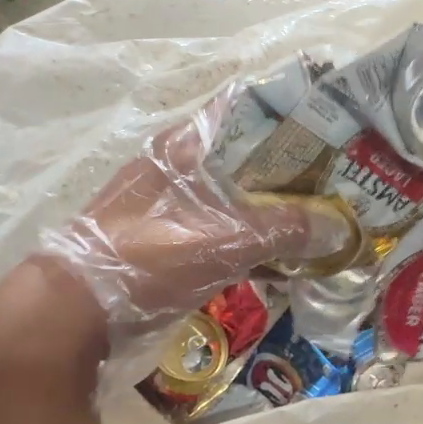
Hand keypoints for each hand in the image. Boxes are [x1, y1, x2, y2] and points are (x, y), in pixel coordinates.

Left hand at [39, 91, 350, 327]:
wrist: (75, 312)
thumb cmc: (146, 256)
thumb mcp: (224, 238)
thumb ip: (287, 228)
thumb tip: (342, 229)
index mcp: (186, 146)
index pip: (249, 110)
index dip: (294, 114)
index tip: (338, 125)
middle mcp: (182, 167)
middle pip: (253, 157)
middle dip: (300, 169)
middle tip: (347, 178)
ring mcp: (177, 206)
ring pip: (245, 197)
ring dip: (283, 209)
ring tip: (331, 217)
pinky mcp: (176, 241)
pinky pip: (232, 230)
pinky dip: (262, 240)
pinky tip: (293, 258)